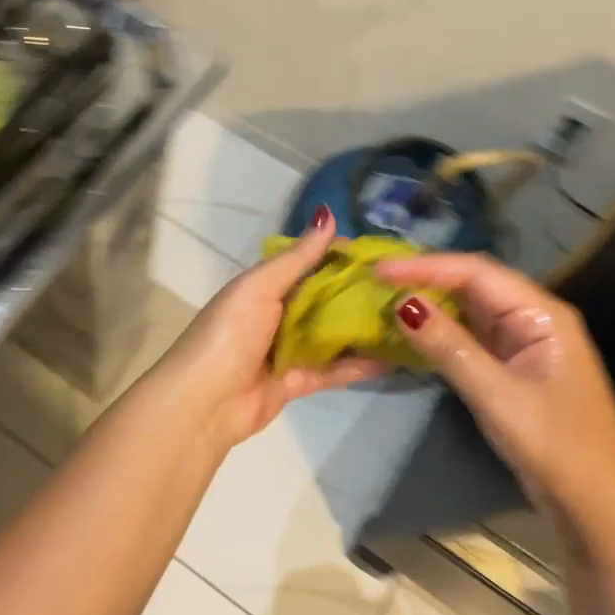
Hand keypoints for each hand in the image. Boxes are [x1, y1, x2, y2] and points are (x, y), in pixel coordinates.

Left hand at [147, 207, 384, 449]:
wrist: (204, 401)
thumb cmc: (229, 333)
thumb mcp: (259, 286)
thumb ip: (297, 257)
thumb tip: (327, 213)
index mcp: (263, 287)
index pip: (308, 264)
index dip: (342, 257)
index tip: (383, 253)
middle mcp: (276, 315)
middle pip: (324, 300)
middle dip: (359, 293)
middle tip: (407, 285)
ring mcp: (287, 350)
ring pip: (333, 336)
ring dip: (363, 329)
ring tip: (409, 320)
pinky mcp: (298, 382)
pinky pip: (334, 371)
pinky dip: (359, 366)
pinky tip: (394, 358)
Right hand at [373, 253, 614, 537]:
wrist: (597, 507)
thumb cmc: (556, 446)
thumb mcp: (497, 396)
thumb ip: (449, 347)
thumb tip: (403, 304)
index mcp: (542, 314)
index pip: (477, 272)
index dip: (425, 266)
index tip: (379, 270)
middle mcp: (533, 318)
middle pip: (473, 284)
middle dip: (424, 279)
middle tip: (374, 281)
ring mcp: (523, 344)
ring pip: (469, 310)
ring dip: (430, 304)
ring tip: (383, 300)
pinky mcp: (512, 368)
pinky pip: (470, 337)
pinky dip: (440, 332)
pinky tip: (410, 333)